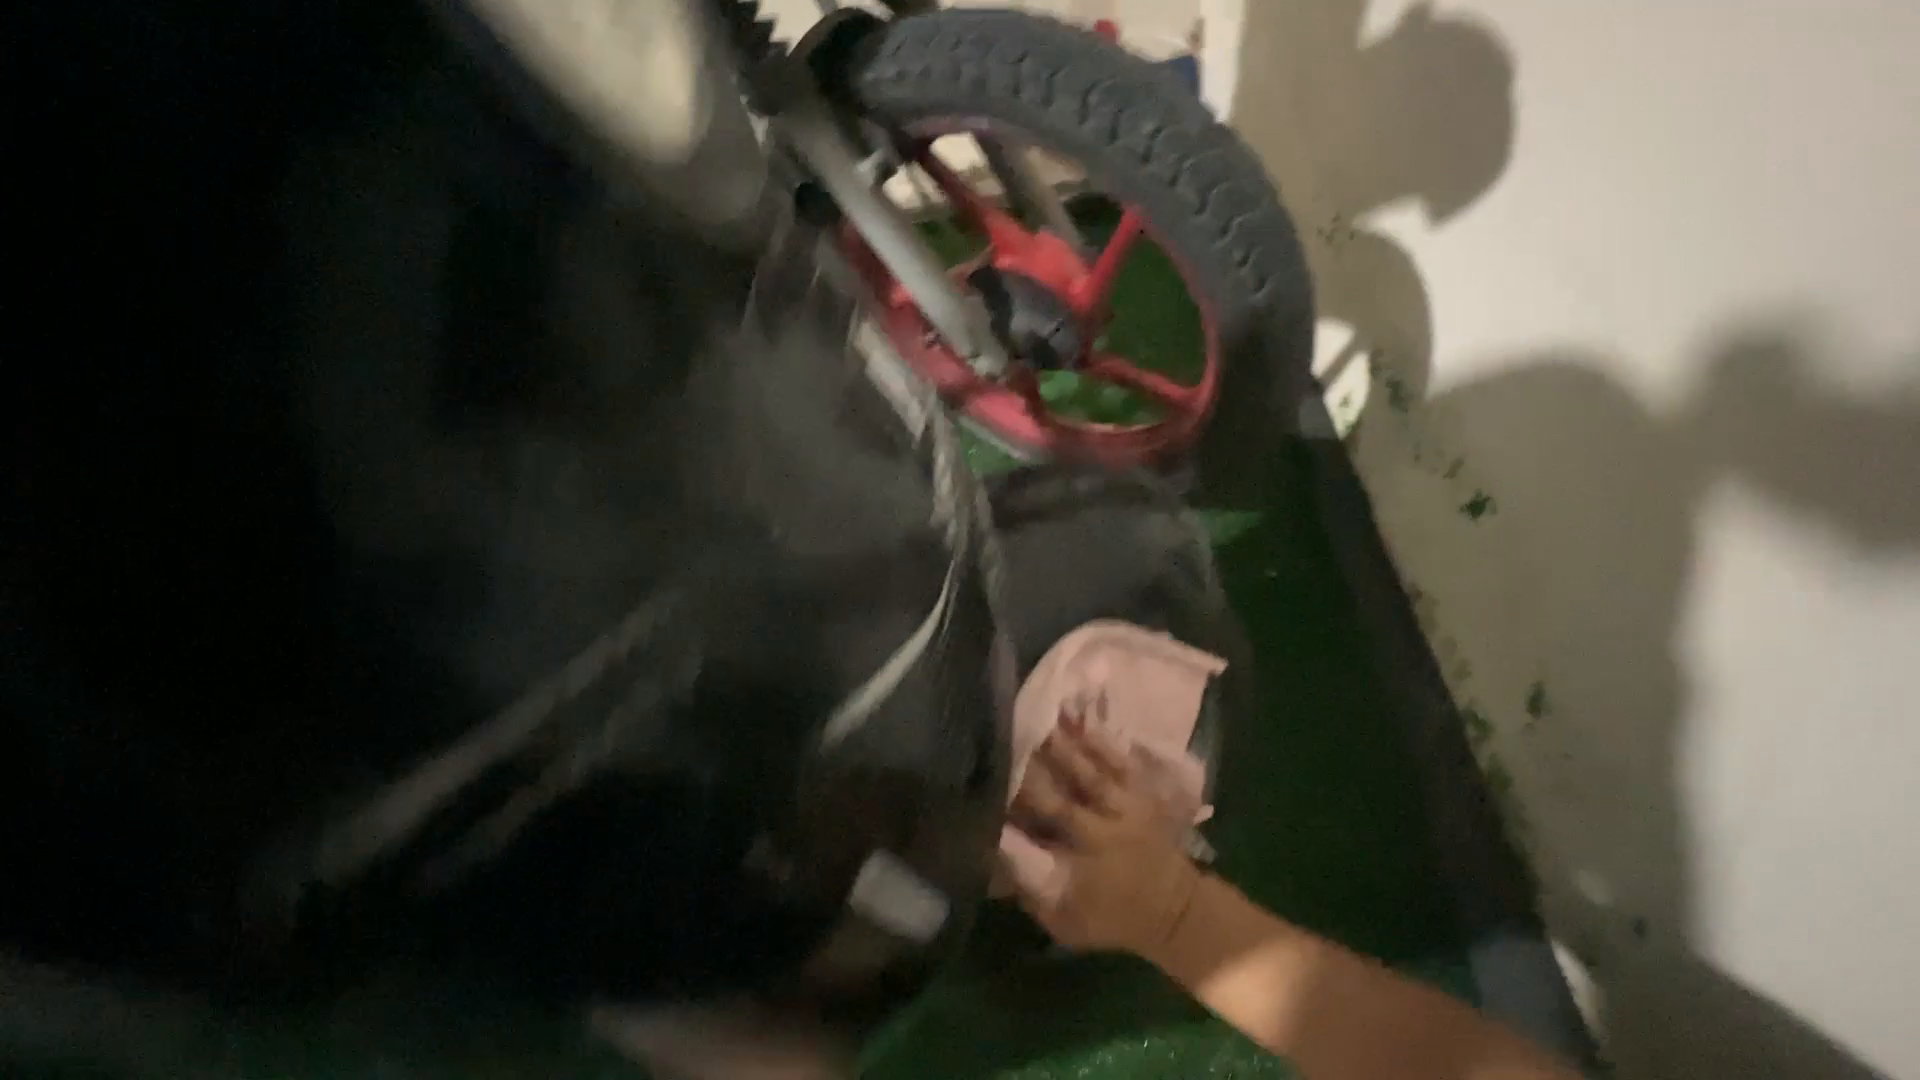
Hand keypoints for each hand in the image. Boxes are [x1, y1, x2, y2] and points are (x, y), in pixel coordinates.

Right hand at [1005, 714, 1203, 955]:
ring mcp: (1125, 806)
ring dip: (1063, 745)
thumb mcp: (1065, 921)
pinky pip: (1120, 763)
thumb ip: (1030, 891)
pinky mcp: (1141, 794)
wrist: (1175, 910)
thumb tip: (993, 856)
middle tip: (1006, 738)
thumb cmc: (1112, 918)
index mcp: (1082, 858)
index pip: (1041, 825)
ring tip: (1037, 718)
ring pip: (1089, 770)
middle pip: (1061, 792)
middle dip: (1033, 767)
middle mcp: (1102, 827)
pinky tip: (1081, 720)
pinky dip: (1101, 741)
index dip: (1015, 802)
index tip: (990, 781)